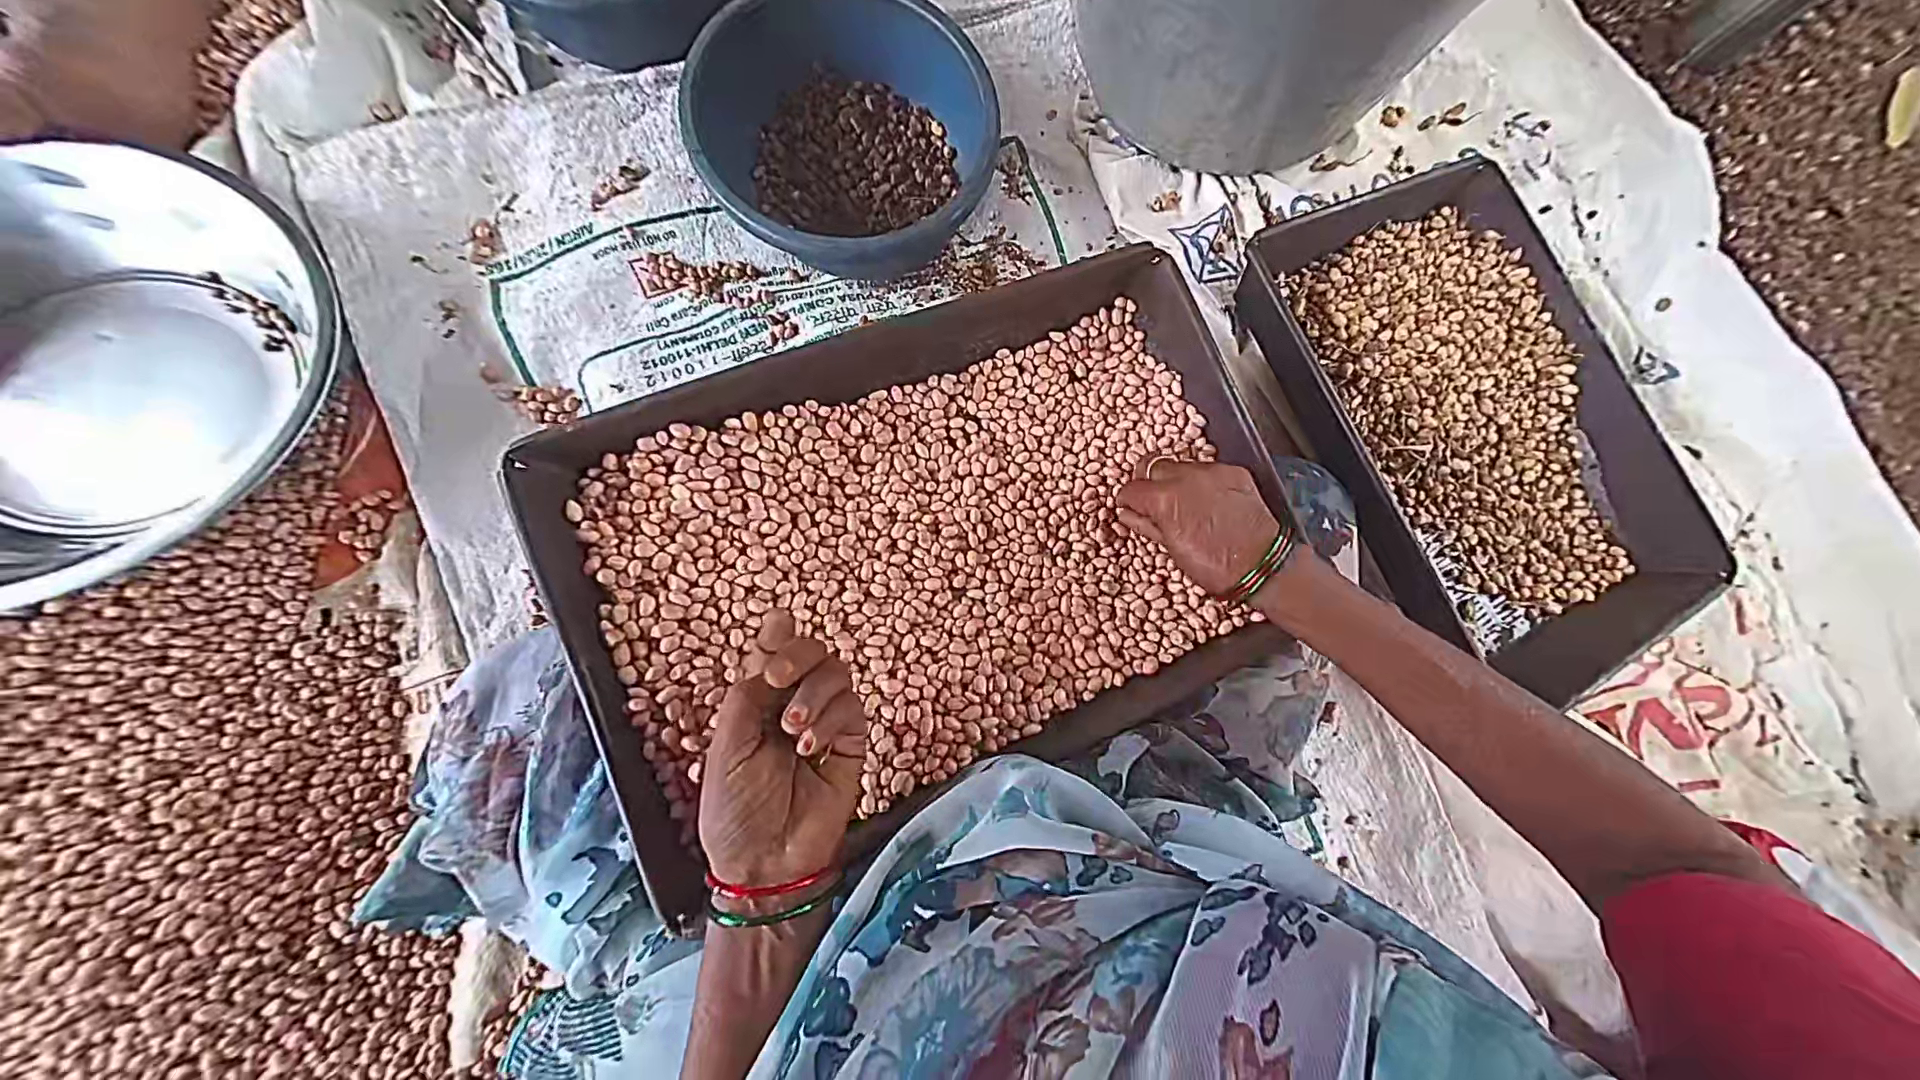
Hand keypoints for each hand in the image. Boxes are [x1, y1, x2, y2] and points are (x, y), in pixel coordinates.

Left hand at [698, 612, 868, 886]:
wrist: (762, 861)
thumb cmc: (734, 807)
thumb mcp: (725, 744)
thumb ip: (749, 691)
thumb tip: (774, 645)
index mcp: (759, 701)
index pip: (775, 652)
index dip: (779, 633)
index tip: (777, 626)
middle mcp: (794, 703)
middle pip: (812, 652)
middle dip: (798, 655)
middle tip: (779, 678)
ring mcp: (825, 721)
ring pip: (836, 673)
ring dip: (814, 691)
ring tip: (792, 727)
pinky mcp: (849, 743)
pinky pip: (851, 709)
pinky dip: (829, 719)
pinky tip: (808, 747)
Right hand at [1115, 460, 1285, 595]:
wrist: (1261, 565)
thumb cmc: (1215, 565)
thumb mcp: (1171, 548)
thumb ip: (1146, 524)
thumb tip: (1129, 513)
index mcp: (1164, 499)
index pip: (1131, 488)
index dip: (1127, 499)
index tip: (1130, 506)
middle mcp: (1186, 477)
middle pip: (1152, 465)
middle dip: (1148, 482)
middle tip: (1152, 501)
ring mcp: (1212, 472)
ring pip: (1180, 465)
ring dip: (1174, 479)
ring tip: (1182, 502)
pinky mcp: (1234, 472)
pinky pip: (1207, 470)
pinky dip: (1201, 482)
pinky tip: (1207, 501)